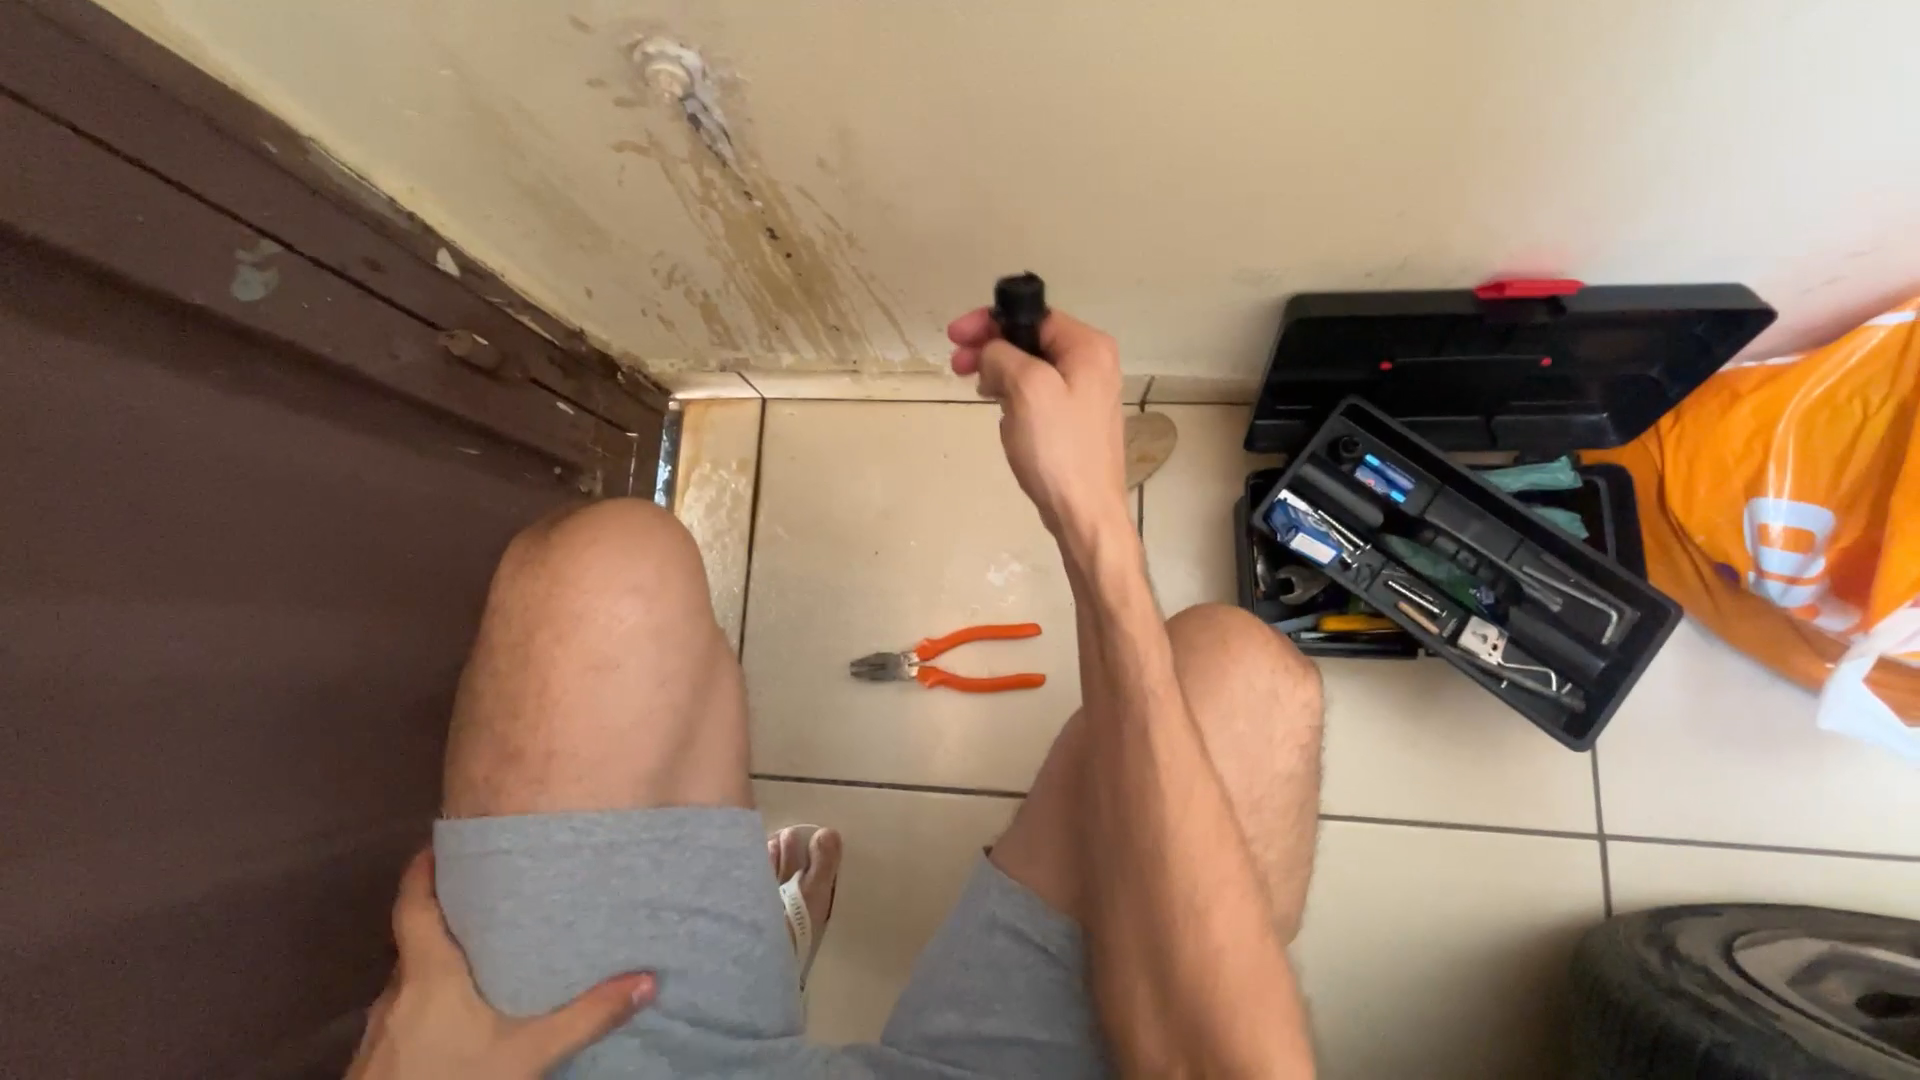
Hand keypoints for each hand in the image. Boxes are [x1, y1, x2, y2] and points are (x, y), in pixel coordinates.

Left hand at [346, 850, 655, 1079]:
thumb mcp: (527, 1055)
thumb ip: (586, 1016)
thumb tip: (648, 980)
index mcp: (427, 973)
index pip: (412, 906)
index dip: (421, 870)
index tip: (440, 840)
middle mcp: (396, 991)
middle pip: (415, 938)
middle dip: (447, 913)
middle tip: (490, 890)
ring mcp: (380, 1029)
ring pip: (410, 977)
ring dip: (439, 958)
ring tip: (484, 946)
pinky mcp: (377, 1059)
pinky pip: (406, 1008)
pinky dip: (430, 995)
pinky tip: (459, 1012)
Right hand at [949, 307, 1128, 543]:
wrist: (1084, 512)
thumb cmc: (1057, 449)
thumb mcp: (1026, 389)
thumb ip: (1003, 355)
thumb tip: (991, 353)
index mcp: (1088, 347)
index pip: (1033, 315)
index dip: (990, 321)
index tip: (956, 337)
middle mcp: (1094, 364)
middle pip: (1032, 341)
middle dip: (992, 350)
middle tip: (957, 367)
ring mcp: (1087, 396)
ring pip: (1032, 370)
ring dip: (1001, 376)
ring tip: (981, 394)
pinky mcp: (1076, 424)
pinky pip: (1039, 397)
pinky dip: (1015, 399)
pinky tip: (1004, 417)